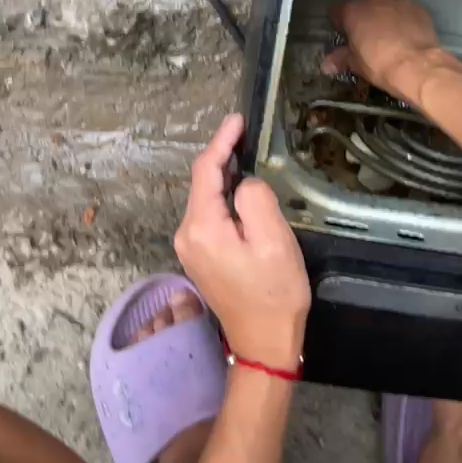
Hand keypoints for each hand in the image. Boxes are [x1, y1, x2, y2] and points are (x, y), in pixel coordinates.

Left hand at [174, 114, 310, 367]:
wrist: (264, 344)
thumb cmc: (274, 293)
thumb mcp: (273, 240)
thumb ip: (255, 198)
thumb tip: (244, 182)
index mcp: (201, 227)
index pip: (206, 170)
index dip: (222, 140)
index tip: (238, 118)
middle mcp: (187, 234)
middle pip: (202, 182)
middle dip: (223, 154)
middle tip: (247, 132)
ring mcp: (190, 247)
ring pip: (205, 198)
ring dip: (224, 176)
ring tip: (247, 153)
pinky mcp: (199, 256)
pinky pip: (208, 214)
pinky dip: (223, 196)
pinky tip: (240, 189)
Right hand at [322, 0, 458, 106]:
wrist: (418, 66)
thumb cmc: (380, 64)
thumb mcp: (356, 65)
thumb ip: (341, 59)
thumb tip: (326, 64)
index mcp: (354, 12)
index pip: (338, 12)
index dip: (340, 23)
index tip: (344, 36)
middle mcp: (374, 1)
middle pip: (364, 7)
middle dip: (365, 20)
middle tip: (368, 39)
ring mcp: (398, 2)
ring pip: (387, 7)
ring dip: (386, 18)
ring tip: (391, 37)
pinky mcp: (418, 8)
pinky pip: (406, 11)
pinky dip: (405, 20)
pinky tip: (408, 35)